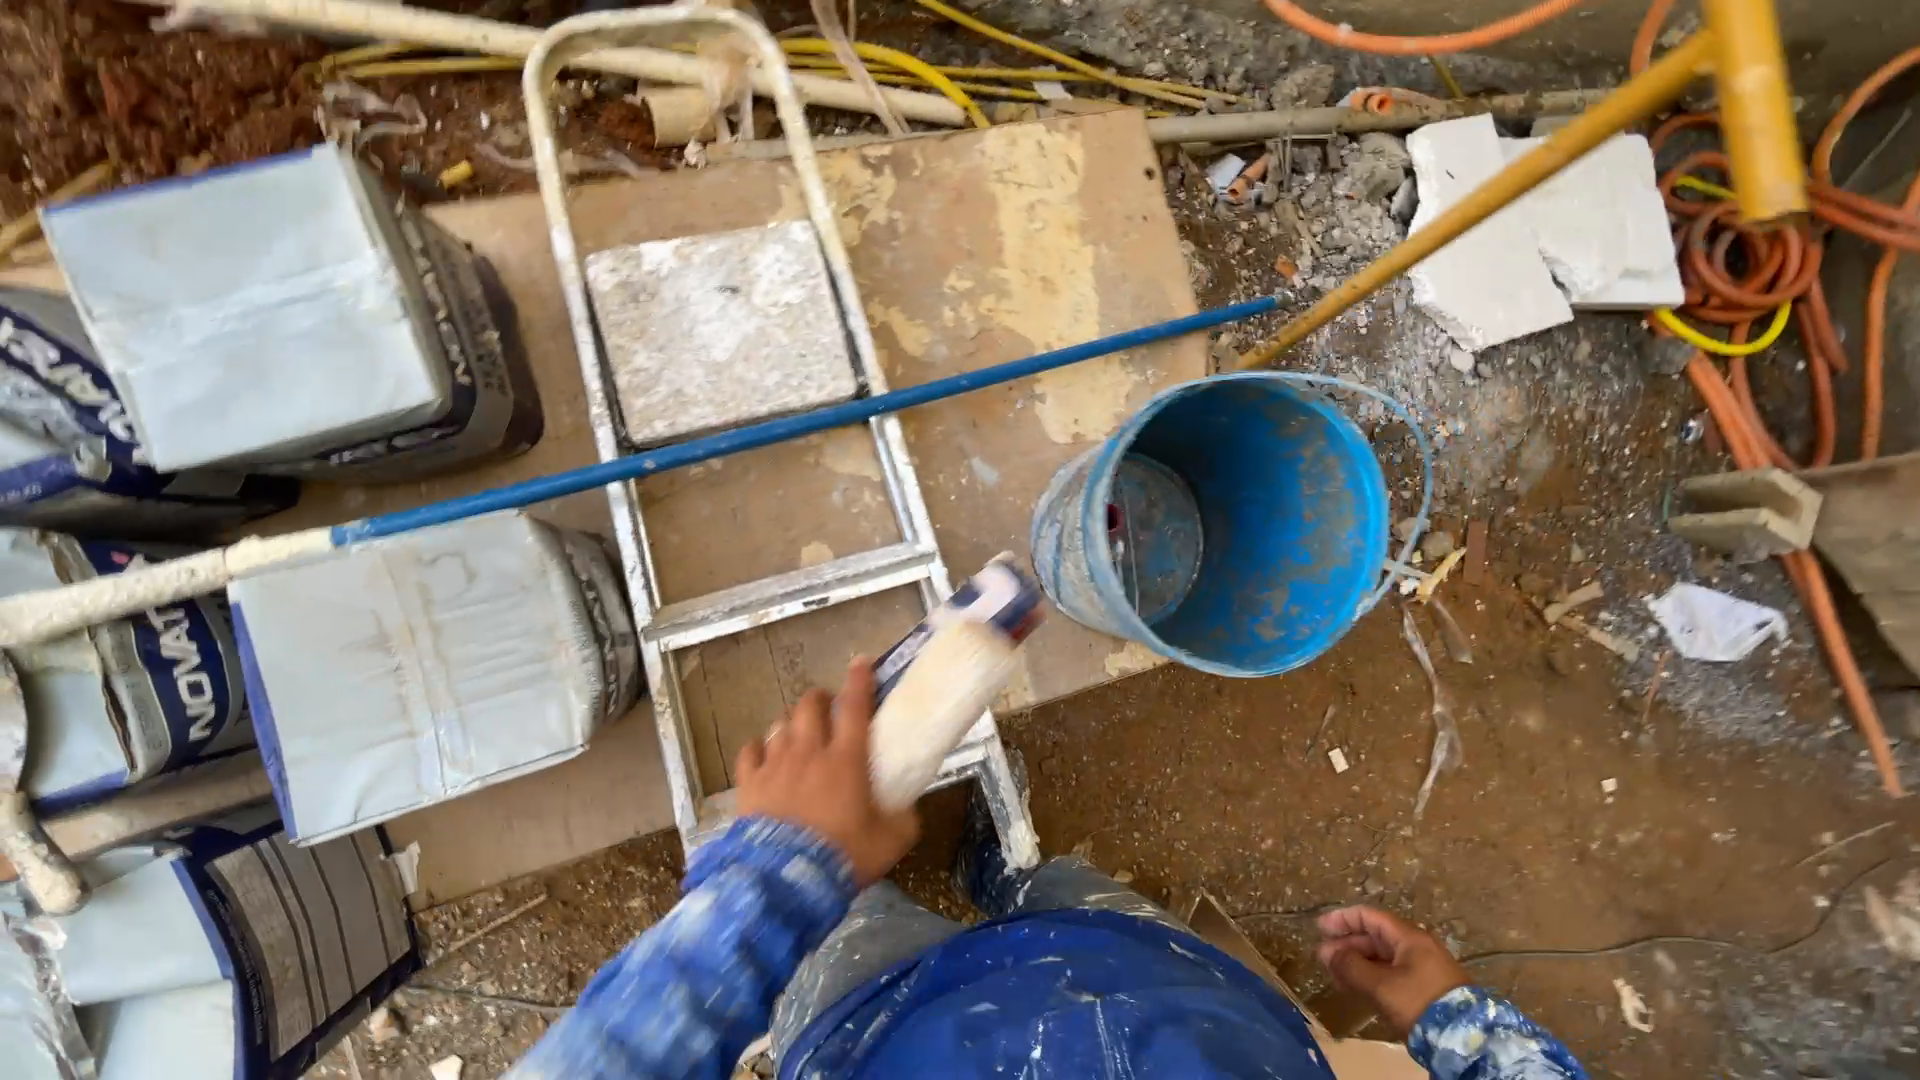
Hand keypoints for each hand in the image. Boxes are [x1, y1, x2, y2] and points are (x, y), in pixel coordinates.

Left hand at [735, 657, 919, 888]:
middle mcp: (810, 752)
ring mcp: (775, 765)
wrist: (787, 881)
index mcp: (847, 759)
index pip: (855, 706)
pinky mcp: (749, 784)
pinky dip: (758, 748)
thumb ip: (903, 818)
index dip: (859, 680)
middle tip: (829, 707)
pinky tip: (763, 754)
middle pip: (810, 705)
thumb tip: (908, 808)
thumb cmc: (843, 856)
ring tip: (798, 732)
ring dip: (792, 723)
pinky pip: (749, 751)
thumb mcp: (891, 841)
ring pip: (780, 724)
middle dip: (820, 698)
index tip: (861, 662)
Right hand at [1315, 905, 1469, 1034]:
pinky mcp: (1428, 989)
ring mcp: (1425, 969)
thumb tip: (1326, 953)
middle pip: (1375, 937)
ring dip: (1357, 964)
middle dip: (1347, 946)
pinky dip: (1372, 977)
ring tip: (1337, 977)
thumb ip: (1350, 966)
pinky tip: (1359, 989)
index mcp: (1409, 938)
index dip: (1342, 919)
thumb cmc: (1421, 1003)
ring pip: (1382, 958)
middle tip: (1324, 959)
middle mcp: (1417, 947)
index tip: (1320, 929)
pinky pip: (1392, 974)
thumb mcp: (1380, 985)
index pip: (1369, 916)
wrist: (1469, 1042)